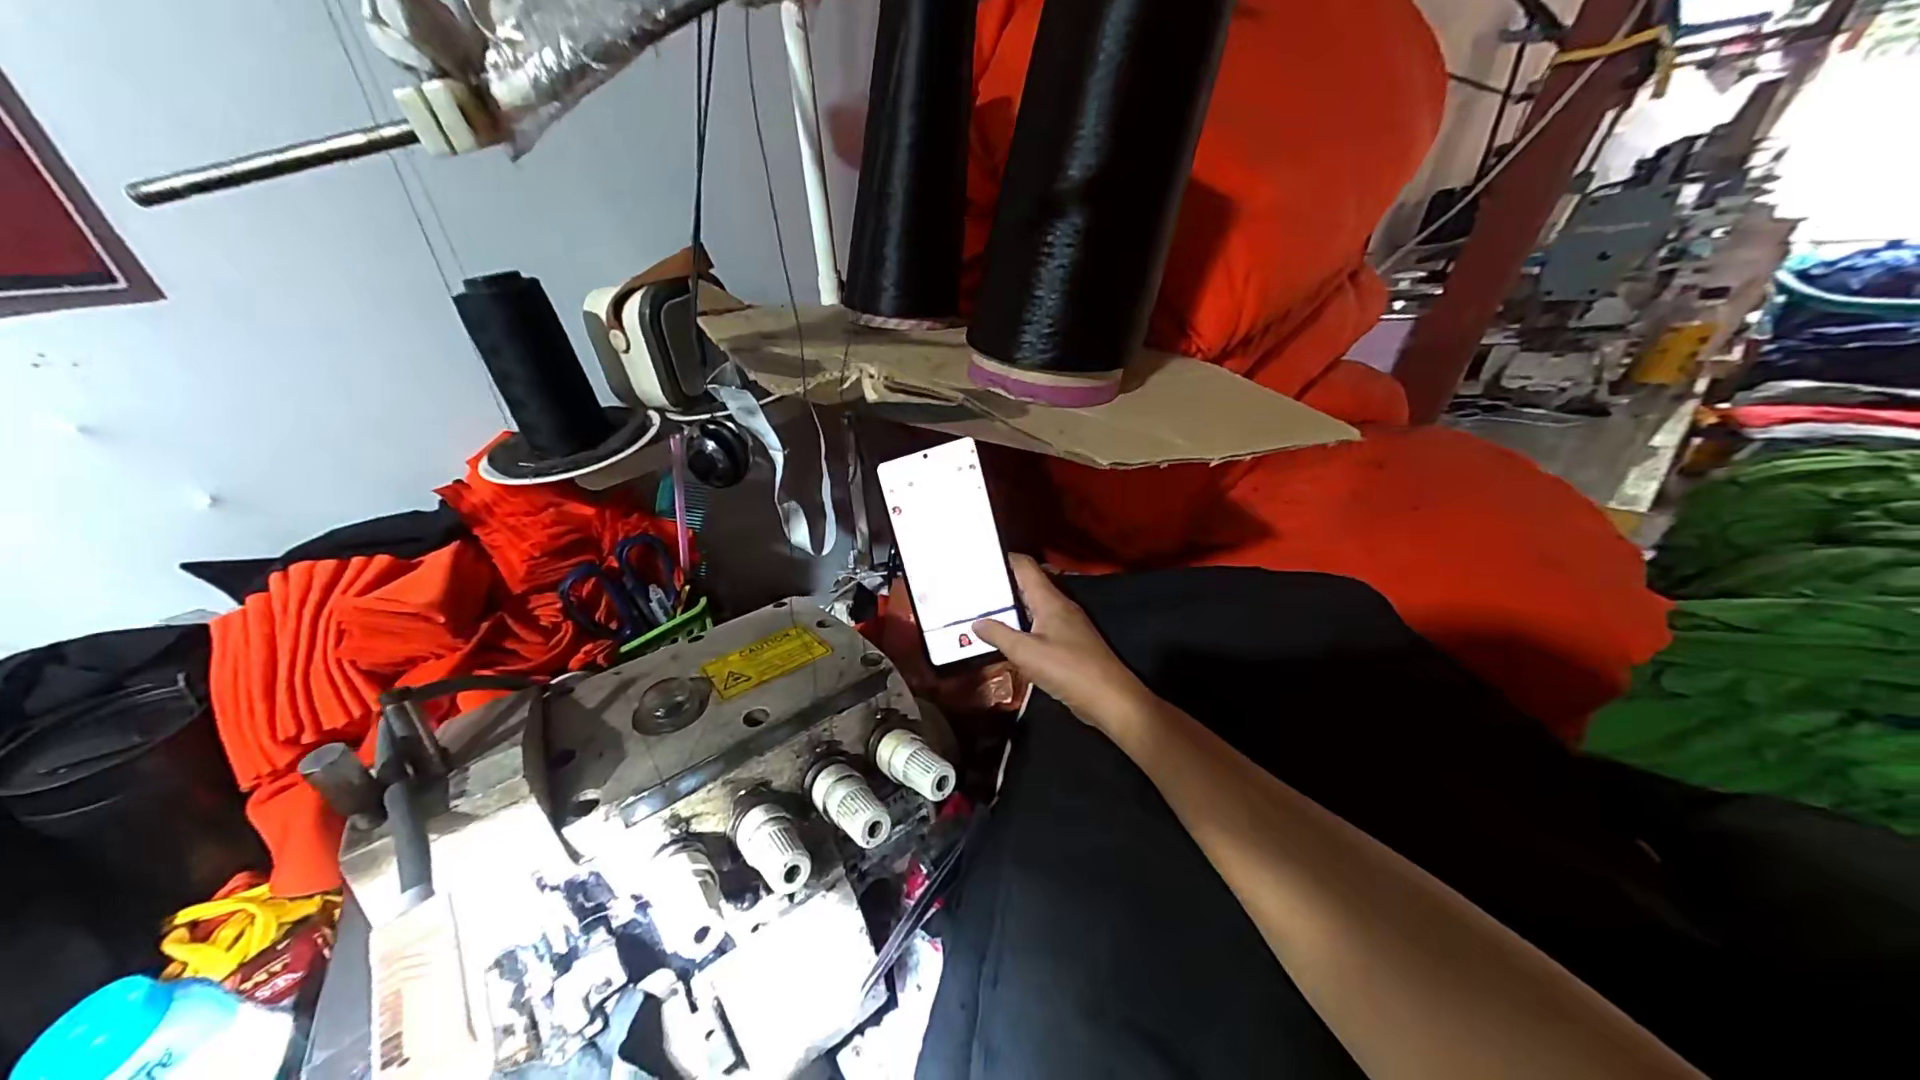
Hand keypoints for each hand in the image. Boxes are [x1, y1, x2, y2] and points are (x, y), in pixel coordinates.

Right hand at [972, 556, 1156, 733]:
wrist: (1109, 698)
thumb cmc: (1068, 669)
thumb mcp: (1026, 652)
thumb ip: (999, 635)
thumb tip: (976, 623)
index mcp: (1050, 600)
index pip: (1025, 566)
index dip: (1003, 559)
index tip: (980, 561)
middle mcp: (1060, 606)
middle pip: (1029, 584)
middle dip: (1003, 584)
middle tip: (975, 589)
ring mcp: (1067, 625)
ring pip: (1035, 606)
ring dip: (1012, 607)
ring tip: (984, 611)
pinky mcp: (1070, 643)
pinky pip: (1041, 626)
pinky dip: (1023, 627)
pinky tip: (1009, 638)